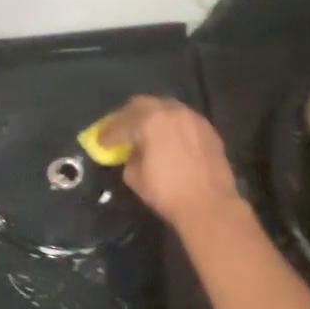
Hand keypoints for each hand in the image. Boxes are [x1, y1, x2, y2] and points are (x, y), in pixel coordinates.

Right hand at [97, 96, 242, 233]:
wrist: (209, 204)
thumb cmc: (166, 191)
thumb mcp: (134, 176)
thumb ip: (129, 157)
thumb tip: (133, 152)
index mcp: (150, 121)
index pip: (120, 122)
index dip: (107, 134)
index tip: (100, 143)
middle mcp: (172, 112)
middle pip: (142, 104)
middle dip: (127, 117)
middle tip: (119, 132)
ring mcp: (193, 118)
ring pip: (165, 108)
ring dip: (150, 118)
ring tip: (143, 134)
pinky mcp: (207, 129)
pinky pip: (182, 119)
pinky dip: (169, 126)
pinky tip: (167, 140)